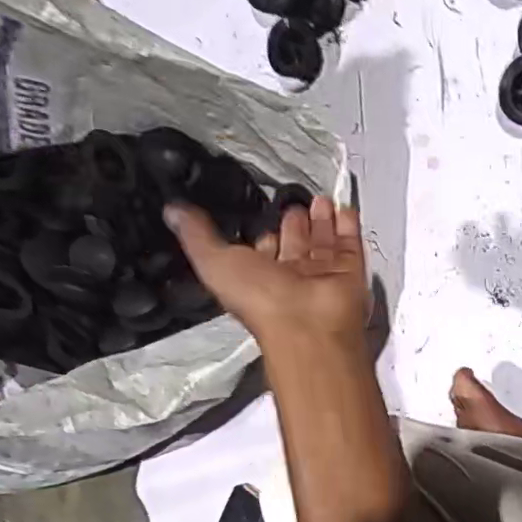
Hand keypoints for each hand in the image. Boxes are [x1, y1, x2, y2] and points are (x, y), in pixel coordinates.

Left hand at [163, 196, 369, 351]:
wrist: (307, 324)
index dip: (263, 231)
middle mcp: (293, 277)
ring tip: (320, 197)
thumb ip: (196, 235)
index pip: (264, 249)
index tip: (261, 210)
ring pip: (323, 242)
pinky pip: (349, 244)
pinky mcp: (350, 273)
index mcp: (261, 277)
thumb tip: (172, 210)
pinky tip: (344, 205)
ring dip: (322, 220)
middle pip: (296, 243)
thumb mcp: (213, 262)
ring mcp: (324, 276)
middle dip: (296, 222)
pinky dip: (347, 225)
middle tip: (296, 199)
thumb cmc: (259, 298)